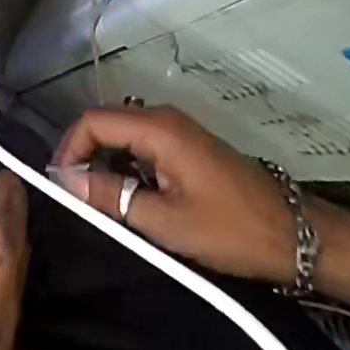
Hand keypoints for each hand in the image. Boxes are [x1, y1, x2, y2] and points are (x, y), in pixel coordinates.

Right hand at [53, 106, 349, 324]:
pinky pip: (141, 143)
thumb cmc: (227, 227)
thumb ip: (112, 198)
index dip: (69, 148)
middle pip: (106, 122)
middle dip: (83, 154)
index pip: (94, 121)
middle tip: (74, 196)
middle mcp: (164, 117)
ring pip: (123, 133)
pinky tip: (126, 195)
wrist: (290, 232)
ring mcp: (177, 128)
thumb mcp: (164, 221)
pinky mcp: (185, 143)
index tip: (59, 185)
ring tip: (97, 201)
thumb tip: (67, 182)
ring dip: (104, 161)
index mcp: (158, 128)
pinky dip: (125, 164)